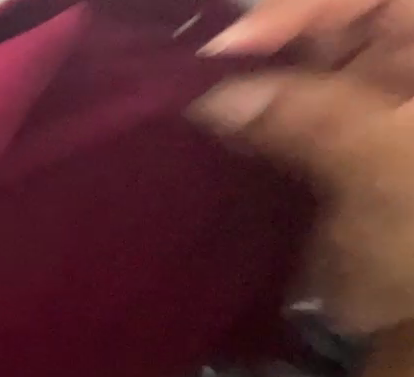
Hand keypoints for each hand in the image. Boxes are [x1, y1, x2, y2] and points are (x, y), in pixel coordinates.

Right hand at [191, 0, 413, 335]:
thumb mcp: (387, 170)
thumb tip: (213, 94)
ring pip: (294, 71)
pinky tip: (193, 132)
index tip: (225, 51)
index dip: (301, 9)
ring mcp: (368, 105)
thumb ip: (310, 120)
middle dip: (258, 45)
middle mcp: (405, 66)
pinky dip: (231, 122)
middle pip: (330, 26)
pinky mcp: (323, 148)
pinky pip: (273, 118)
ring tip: (175, 104)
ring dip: (237, 85)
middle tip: (183, 78)